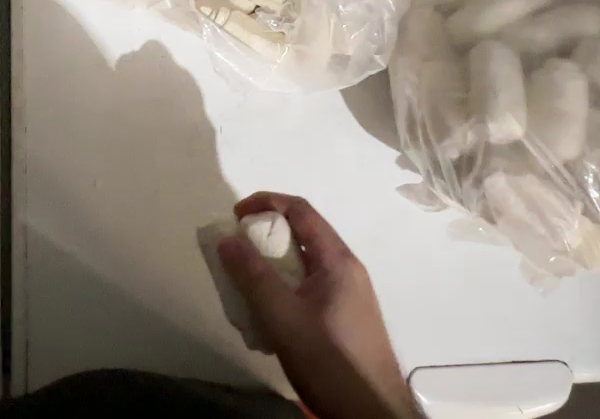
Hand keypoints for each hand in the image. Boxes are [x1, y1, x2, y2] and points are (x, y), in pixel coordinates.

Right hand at [217, 192, 414, 418]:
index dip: (265, 203)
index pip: (300, 210)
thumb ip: (253, 276)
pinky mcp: (347, 318)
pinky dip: (287, 285)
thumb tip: (227, 239)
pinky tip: (271, 312)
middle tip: (238, 249)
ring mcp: (350, 295)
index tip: (235, 216)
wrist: (372, 418)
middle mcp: (348, 270)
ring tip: (248, 281)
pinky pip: (311, 285)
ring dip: (274, 262)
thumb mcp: (283, 318)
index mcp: (338, 261)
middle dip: (266, 235)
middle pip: (303, 234)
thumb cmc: (329, 361)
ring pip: (306, 262)